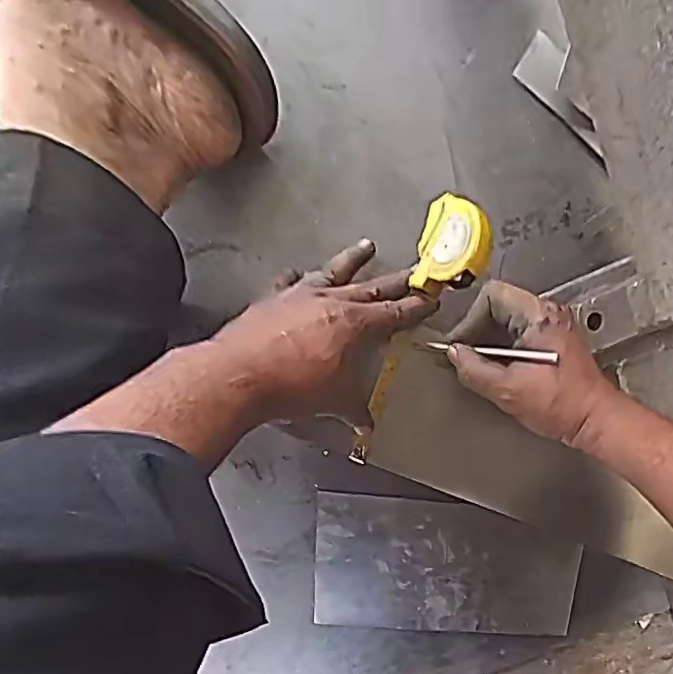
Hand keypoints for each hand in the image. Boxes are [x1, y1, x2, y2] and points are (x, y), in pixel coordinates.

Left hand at [205, 239, 437, 419]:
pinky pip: (290, 282)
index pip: (394, 313)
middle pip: (372, 286)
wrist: (240, 375)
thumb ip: (354, 412)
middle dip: (397, 280)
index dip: (416, 306)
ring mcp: (299, 295)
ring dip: (353, 260)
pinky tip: (298, 273)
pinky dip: (298, 278)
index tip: (431, 298)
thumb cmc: (293, 387)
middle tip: (415, 270)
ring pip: (334, 271)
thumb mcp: (334, 403)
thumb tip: (365, 427)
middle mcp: (330, 301)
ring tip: (367, 247)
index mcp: (354, 324)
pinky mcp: (272, 299)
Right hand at [443, 281, 623, 446]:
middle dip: (477, 333)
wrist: (593, 420)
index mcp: (540, 316)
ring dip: (488, 344)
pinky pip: (517, 337)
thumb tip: (455, 355)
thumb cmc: (564, 404)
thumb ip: (475, 370)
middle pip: (498, 308)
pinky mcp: (551, 343)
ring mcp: (551, 328)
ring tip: (482, 368)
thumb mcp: (509, 390)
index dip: (471, 320)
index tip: (462, 345)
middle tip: (467, 358)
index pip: (492, 296)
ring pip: (506, 323)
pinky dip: (502, 351)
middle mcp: (548, 314)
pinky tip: (498, 372)